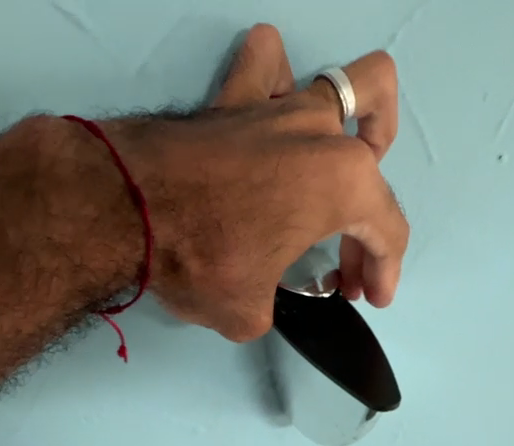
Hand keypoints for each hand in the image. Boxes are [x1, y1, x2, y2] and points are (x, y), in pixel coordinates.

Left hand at [111, 25, 408, 341]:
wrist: (126, 210)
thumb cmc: (200, 260)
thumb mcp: (248, 312)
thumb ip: (269, 305)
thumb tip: (258, 301)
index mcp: (343, 185)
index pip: (387, 232)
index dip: (385, 273)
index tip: (369, 299)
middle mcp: (321, 135)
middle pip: (374, 168)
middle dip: (369, 222)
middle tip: (346, 265)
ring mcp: (278, 108)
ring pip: (345, 82)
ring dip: (354, 121)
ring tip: (344, 160)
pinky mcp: (232, 99)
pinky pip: (267, 65)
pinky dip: (277, 81)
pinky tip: (273, 113)